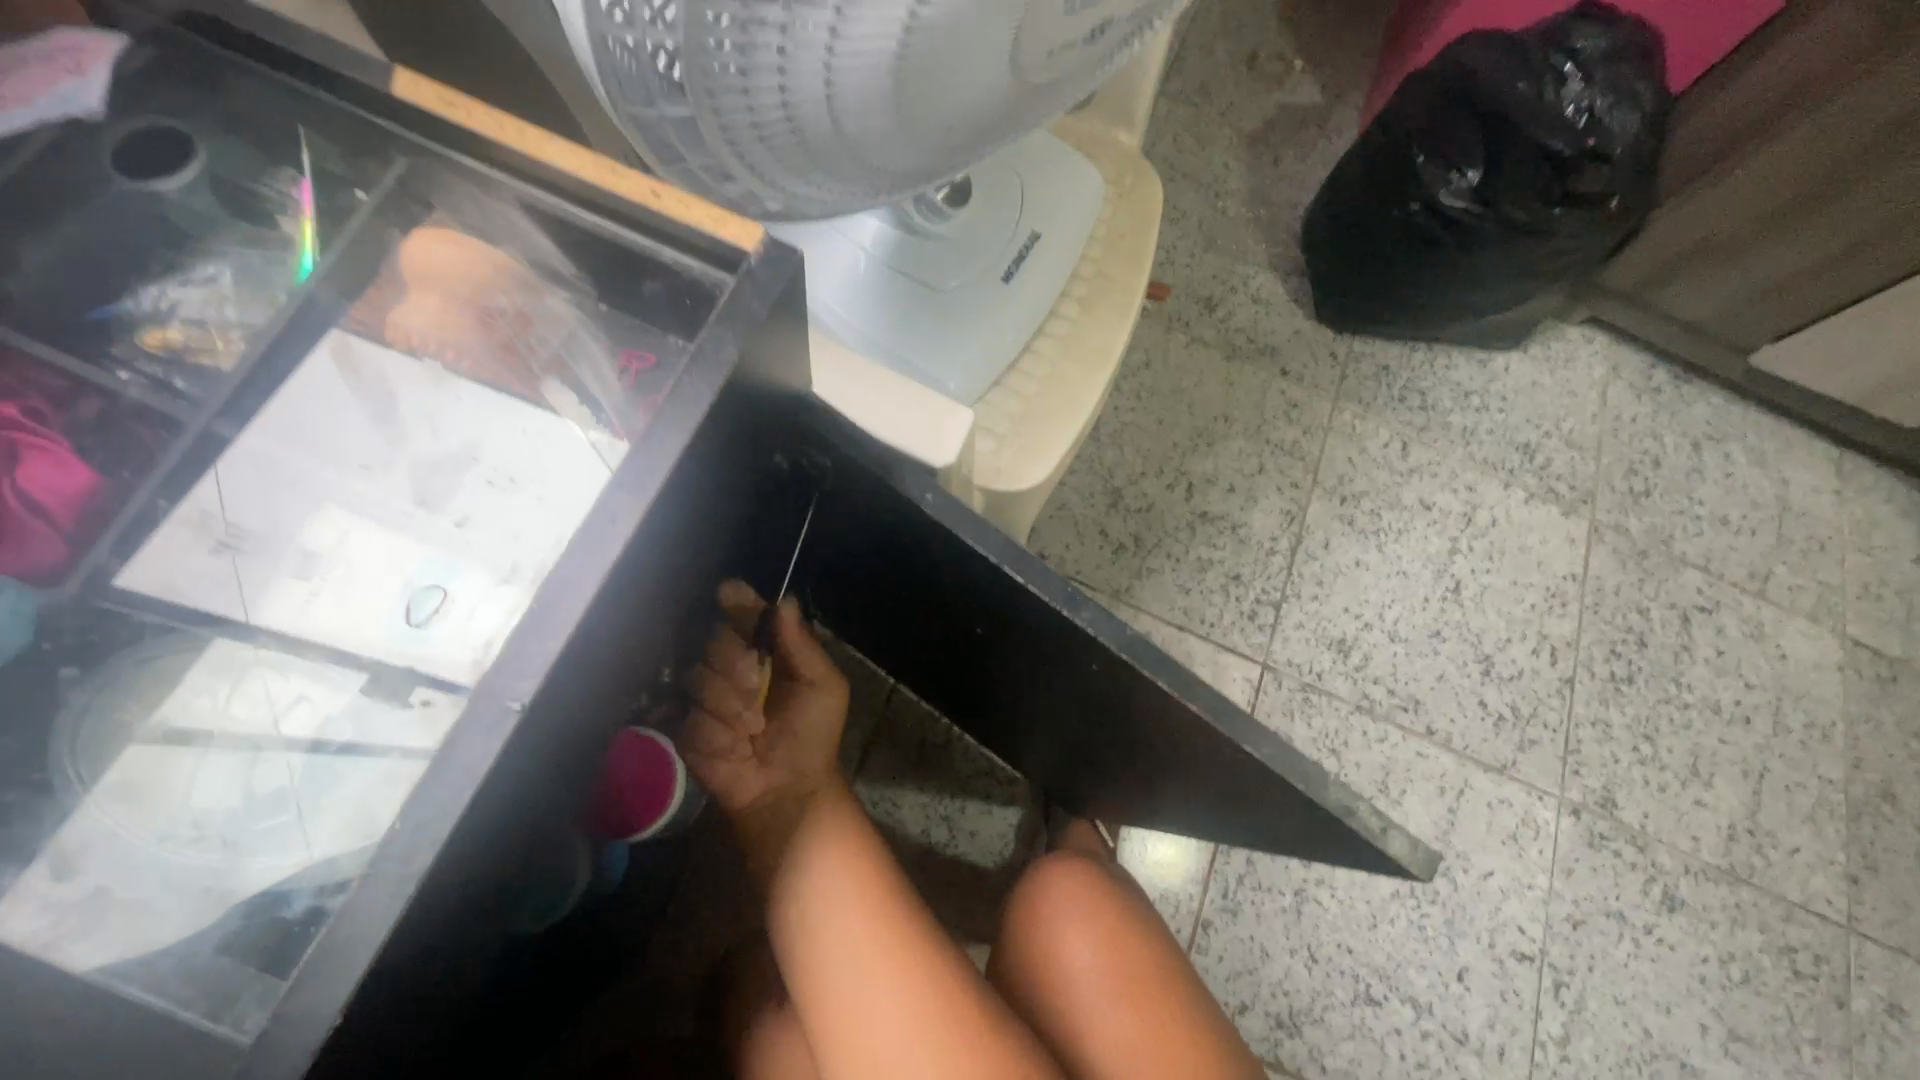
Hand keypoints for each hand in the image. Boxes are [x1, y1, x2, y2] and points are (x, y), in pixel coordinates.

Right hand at [681, 580, 849, 825]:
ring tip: (754, 727)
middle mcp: (731, 664)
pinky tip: (735, 747)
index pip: (742, 612)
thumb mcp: (822, 686)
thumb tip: (784, 601)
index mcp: (766, 649)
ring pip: (698, 674)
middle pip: (712, 637)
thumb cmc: (813, 734)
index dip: (735, 603)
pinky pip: (690, 714)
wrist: (789, 788)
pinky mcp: (686, 727)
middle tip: (756, 684)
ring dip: (729, 701)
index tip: (729, 596)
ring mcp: (705, 696)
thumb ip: (801, 644)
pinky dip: (717, 731)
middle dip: (734, 659)